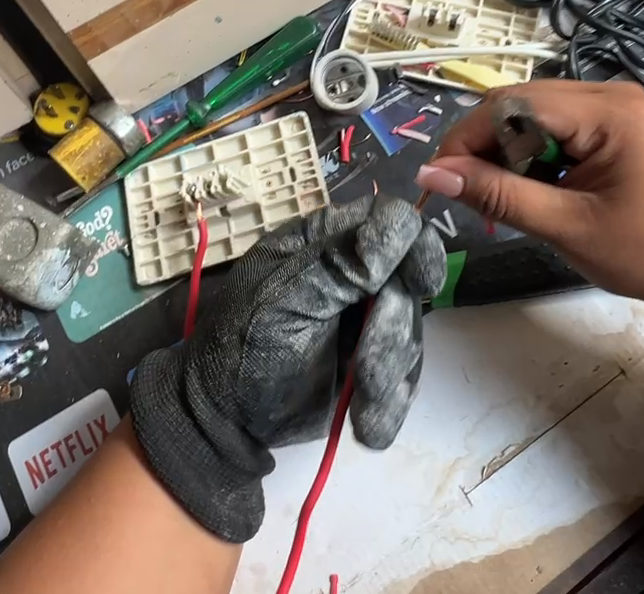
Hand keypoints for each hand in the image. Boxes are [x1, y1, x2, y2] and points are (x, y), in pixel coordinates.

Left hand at [130, 195, 444, 541]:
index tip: (417, 283)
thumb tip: (399, 226)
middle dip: (394, 329)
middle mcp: (354, 272)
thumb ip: (337, 263)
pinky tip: (368, 425)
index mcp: (325, 240)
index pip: (390, 218)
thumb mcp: (281, 297)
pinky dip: (391, 404)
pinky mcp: (376, 363)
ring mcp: (369, 318)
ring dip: (390, 374)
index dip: (413, 244)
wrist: (226, 419)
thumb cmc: (240, 345)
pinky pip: (406, 377)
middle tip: (367, 370)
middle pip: (411, 281)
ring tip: (360, 404)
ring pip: (412, 331)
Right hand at [414, 80, 643, 309]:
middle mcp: (611, 93)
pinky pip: (558, 126)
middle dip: (486, 146)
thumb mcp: (566, 227)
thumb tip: (431, 174)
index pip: (512, 106)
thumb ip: (497, 194)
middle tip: (470, 194)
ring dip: (508, 152)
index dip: (467, 139)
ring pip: (534, 115)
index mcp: (607, 110)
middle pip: (521, 104)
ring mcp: (618, 107)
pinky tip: (537, 188)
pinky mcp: (619, 125)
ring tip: (503, 197)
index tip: (440, 180)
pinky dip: (535, 154)